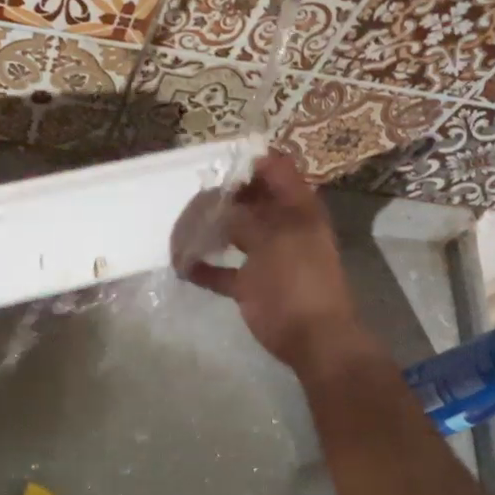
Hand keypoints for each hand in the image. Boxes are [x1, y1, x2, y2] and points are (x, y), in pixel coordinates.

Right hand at [182, 152, 379, 376]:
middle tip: (191, 188)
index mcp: (298, 208)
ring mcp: (265, 257)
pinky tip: (181, 263)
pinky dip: (203, 268)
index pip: (276, 170)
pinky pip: (222, 272)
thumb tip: (220, 205)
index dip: (251, 160)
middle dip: (224, 192)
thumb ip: (245, 217)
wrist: (313, 335)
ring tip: (182, 219)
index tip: (218, 158)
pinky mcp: (250, 286)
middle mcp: (281, 227)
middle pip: (252, 199)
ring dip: (211, 227)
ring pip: (235, 232)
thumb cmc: (298, 280)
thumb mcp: (273, 238)